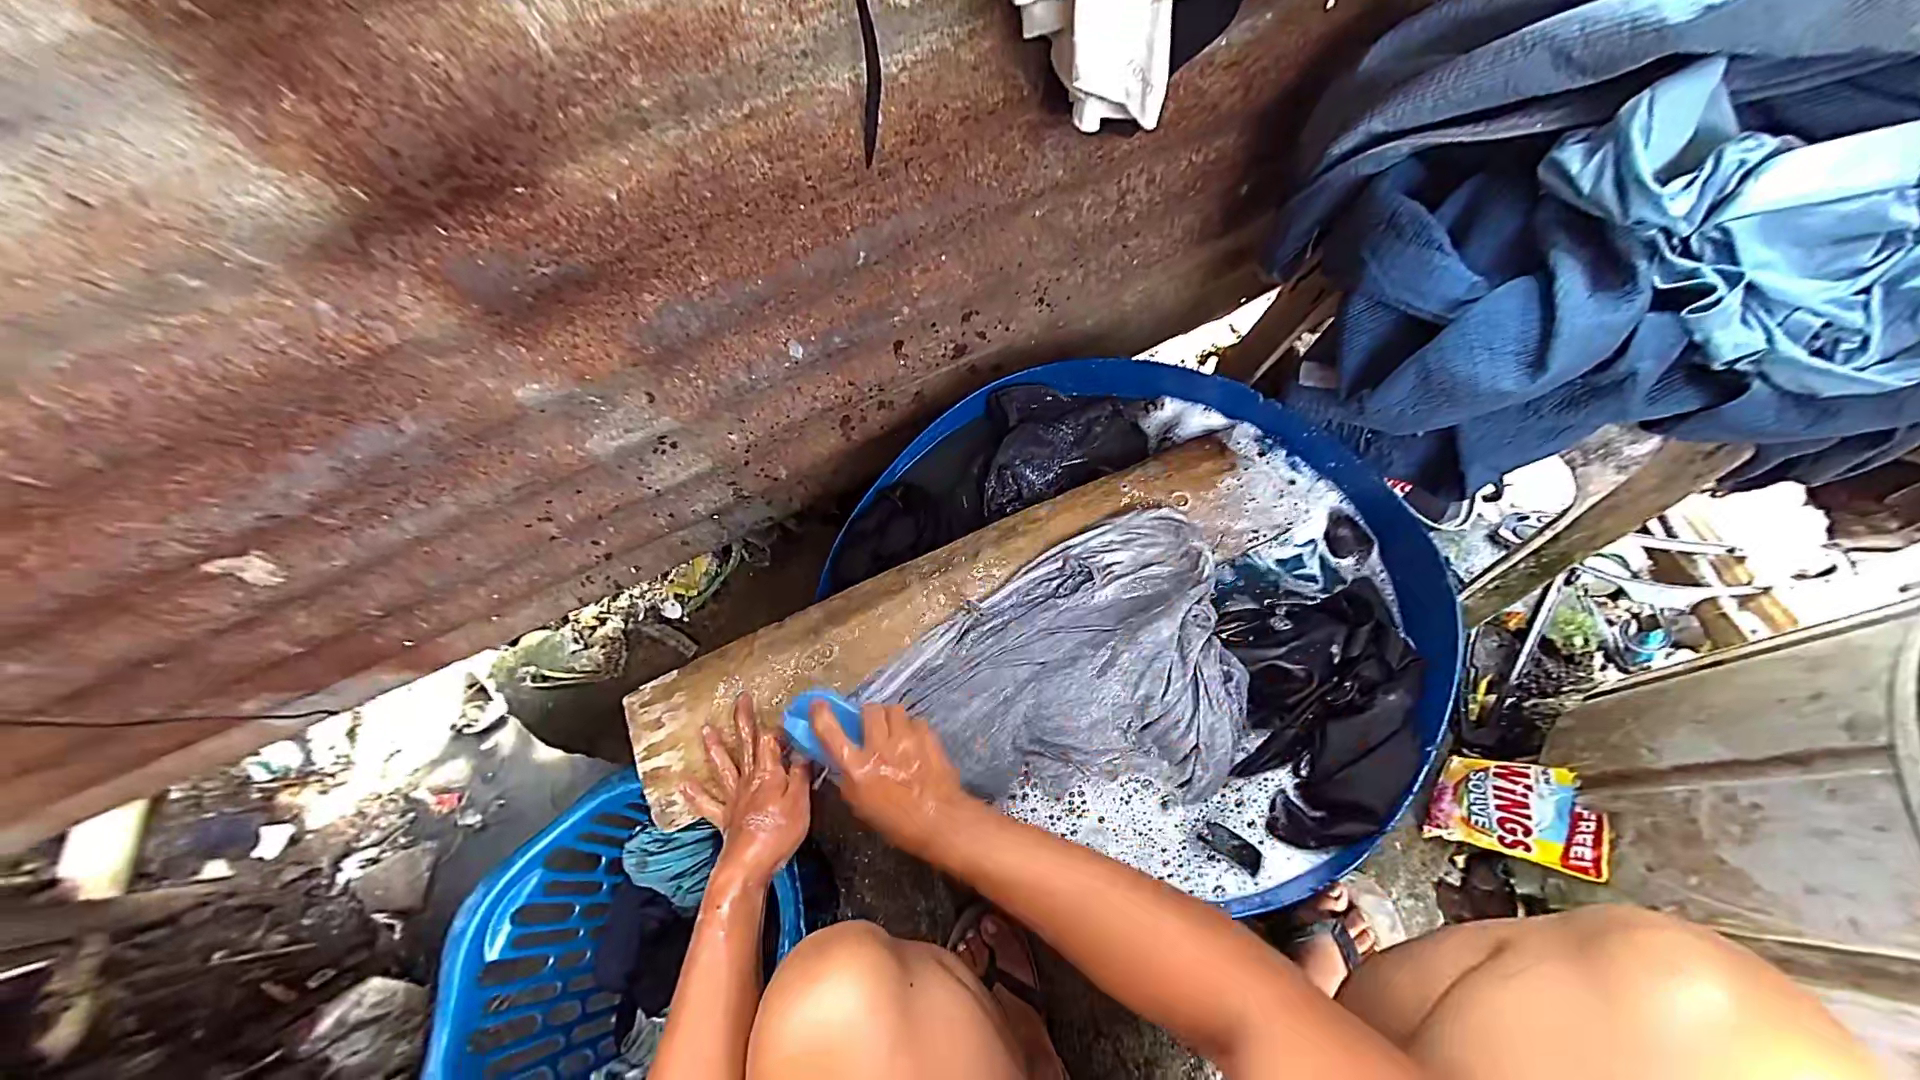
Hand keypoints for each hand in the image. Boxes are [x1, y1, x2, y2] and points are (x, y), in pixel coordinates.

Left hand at [681, 695, 810, 887]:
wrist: (748, 866)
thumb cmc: (778, 833)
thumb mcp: (799, 800)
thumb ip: (800, 773)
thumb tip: (802, 749)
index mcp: (769, 774)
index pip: (771, 742)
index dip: (776, 727)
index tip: (781, 712)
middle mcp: (749, 781)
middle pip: (746, 745)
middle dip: (744, 721)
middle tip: (741, 699)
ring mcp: (734, 799)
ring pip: (724, 767)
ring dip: (715, 748)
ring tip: (706, 730)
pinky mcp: (725, 818)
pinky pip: (707, 803)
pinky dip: (695, 794)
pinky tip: (684, 784)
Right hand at [812, 701, 977, 857]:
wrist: (939, 820)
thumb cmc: (896, 821)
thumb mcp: (860, 804)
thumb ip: (848, 776)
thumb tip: (842, 759)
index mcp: (857, 768)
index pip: (830, 732)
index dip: (821, 715)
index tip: (819, 705)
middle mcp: (879, 748)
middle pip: (869, 710)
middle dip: (869, 715)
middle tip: (872, 727)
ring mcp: (906, 738)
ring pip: (894, 709)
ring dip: (891, 718)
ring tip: (895, 732)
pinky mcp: (928, 735)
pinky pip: (916, 721)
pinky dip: (913, 728)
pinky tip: (916, 743)